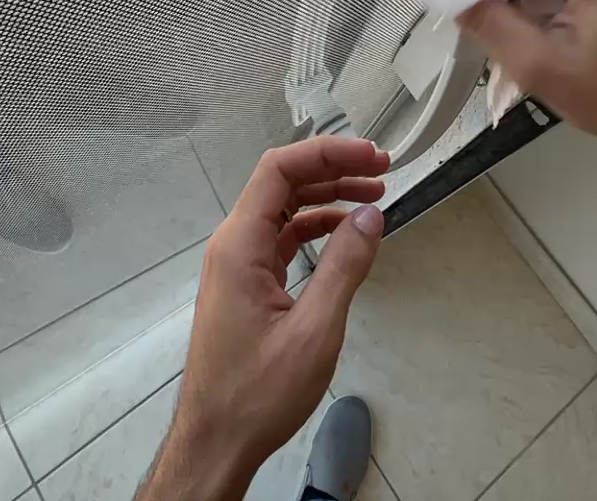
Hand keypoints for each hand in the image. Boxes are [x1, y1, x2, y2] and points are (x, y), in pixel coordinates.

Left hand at [139, 136, 388, 500]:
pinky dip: (316, 226)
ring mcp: (238, 262)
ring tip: (374, 195)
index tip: (371, 157)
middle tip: (382, 170)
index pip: (280, 169)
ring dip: (328, 196)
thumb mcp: (314, 330)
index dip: (327, 152)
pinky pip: (282, 237)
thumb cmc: (258, 393)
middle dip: (333, 169)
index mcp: (239, 243)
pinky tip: (346, 232)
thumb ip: (344, 267)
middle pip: (283, 183)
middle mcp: (233, 243)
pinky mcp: (247, 282)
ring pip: (284, 208)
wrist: (214, 444)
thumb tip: (372, 215)